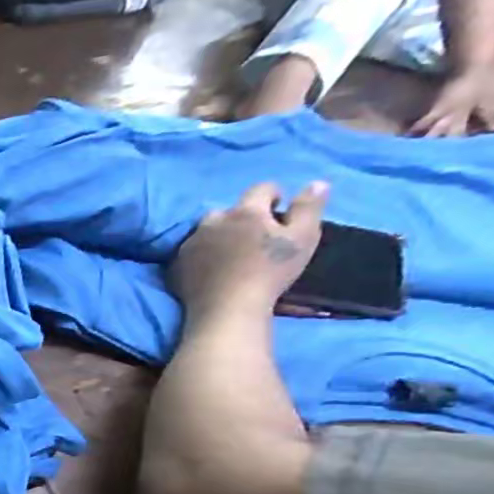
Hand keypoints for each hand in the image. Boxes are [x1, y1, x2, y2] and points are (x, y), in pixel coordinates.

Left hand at [169, 181, 326, 318]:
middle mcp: (212, 221)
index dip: (274, 196)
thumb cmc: (269, 273)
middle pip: (229, 210)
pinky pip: (190, 253)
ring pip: (206, 231)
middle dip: (241, 218)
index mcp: (244, 211)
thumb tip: (317, 183)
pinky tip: (210, 271)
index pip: (262, 188)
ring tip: (229, 254)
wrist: (227, 309)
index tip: (279, 210)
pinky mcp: (176, 265)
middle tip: (253, 238)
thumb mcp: (302, 239)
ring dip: (218, 236)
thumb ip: (309, 208)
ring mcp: (190, 243)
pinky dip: (200, 256)